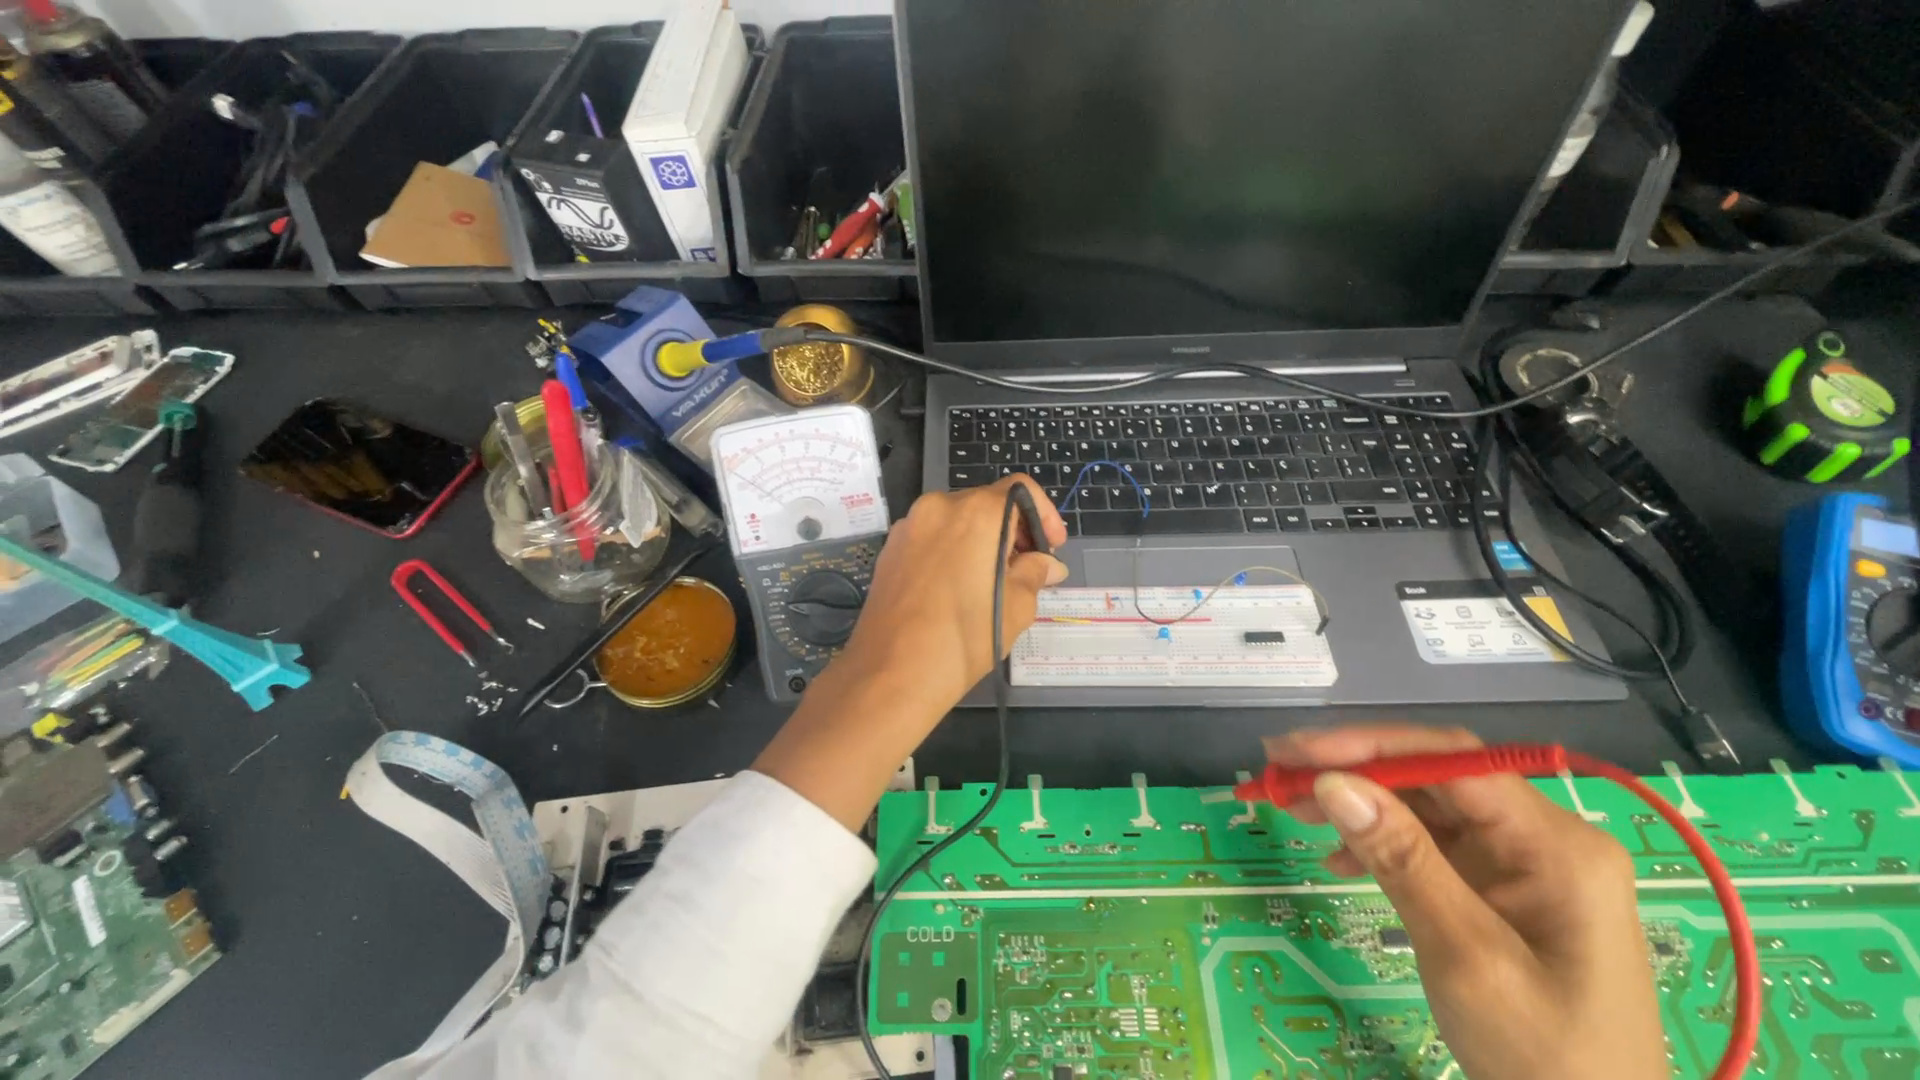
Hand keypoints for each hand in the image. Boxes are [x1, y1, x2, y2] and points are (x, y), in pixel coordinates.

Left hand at [754, 477, 1066, 831]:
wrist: (891, 673)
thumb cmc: (963, 638)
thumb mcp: (1016, 608)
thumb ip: (1035, 573)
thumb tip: (1046, 564)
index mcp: (975, 512)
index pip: (1020, 490)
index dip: (1044, 515)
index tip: (1050, 548)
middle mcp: (938, 507)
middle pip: (986, 503)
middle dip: (1012, 531)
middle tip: (1027, 570)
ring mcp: (908, 527)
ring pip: (957, 521)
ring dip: (982, 541)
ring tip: (993, 583)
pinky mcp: (889, 550)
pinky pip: (932, 538)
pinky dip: (953, 551)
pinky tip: (958, 589)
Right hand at [1268, 726, 1664, 1079]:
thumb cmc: (1541, 1053)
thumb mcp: (1465, 957)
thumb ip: (1402, 861)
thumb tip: (1333, 782)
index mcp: (1555, 844)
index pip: (1452, 762)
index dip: (1369, 747)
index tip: (1297, 753)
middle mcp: (1542, 837)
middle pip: (1434, 778)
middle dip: (1353, 771)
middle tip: (1277, 772)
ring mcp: (1521, 863)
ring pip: (1425, 807)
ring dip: (1358, 804)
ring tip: (1292, 807)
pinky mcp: (1499, 888)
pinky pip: (1431, 844)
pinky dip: (1378, 843)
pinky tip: (1336, 859)